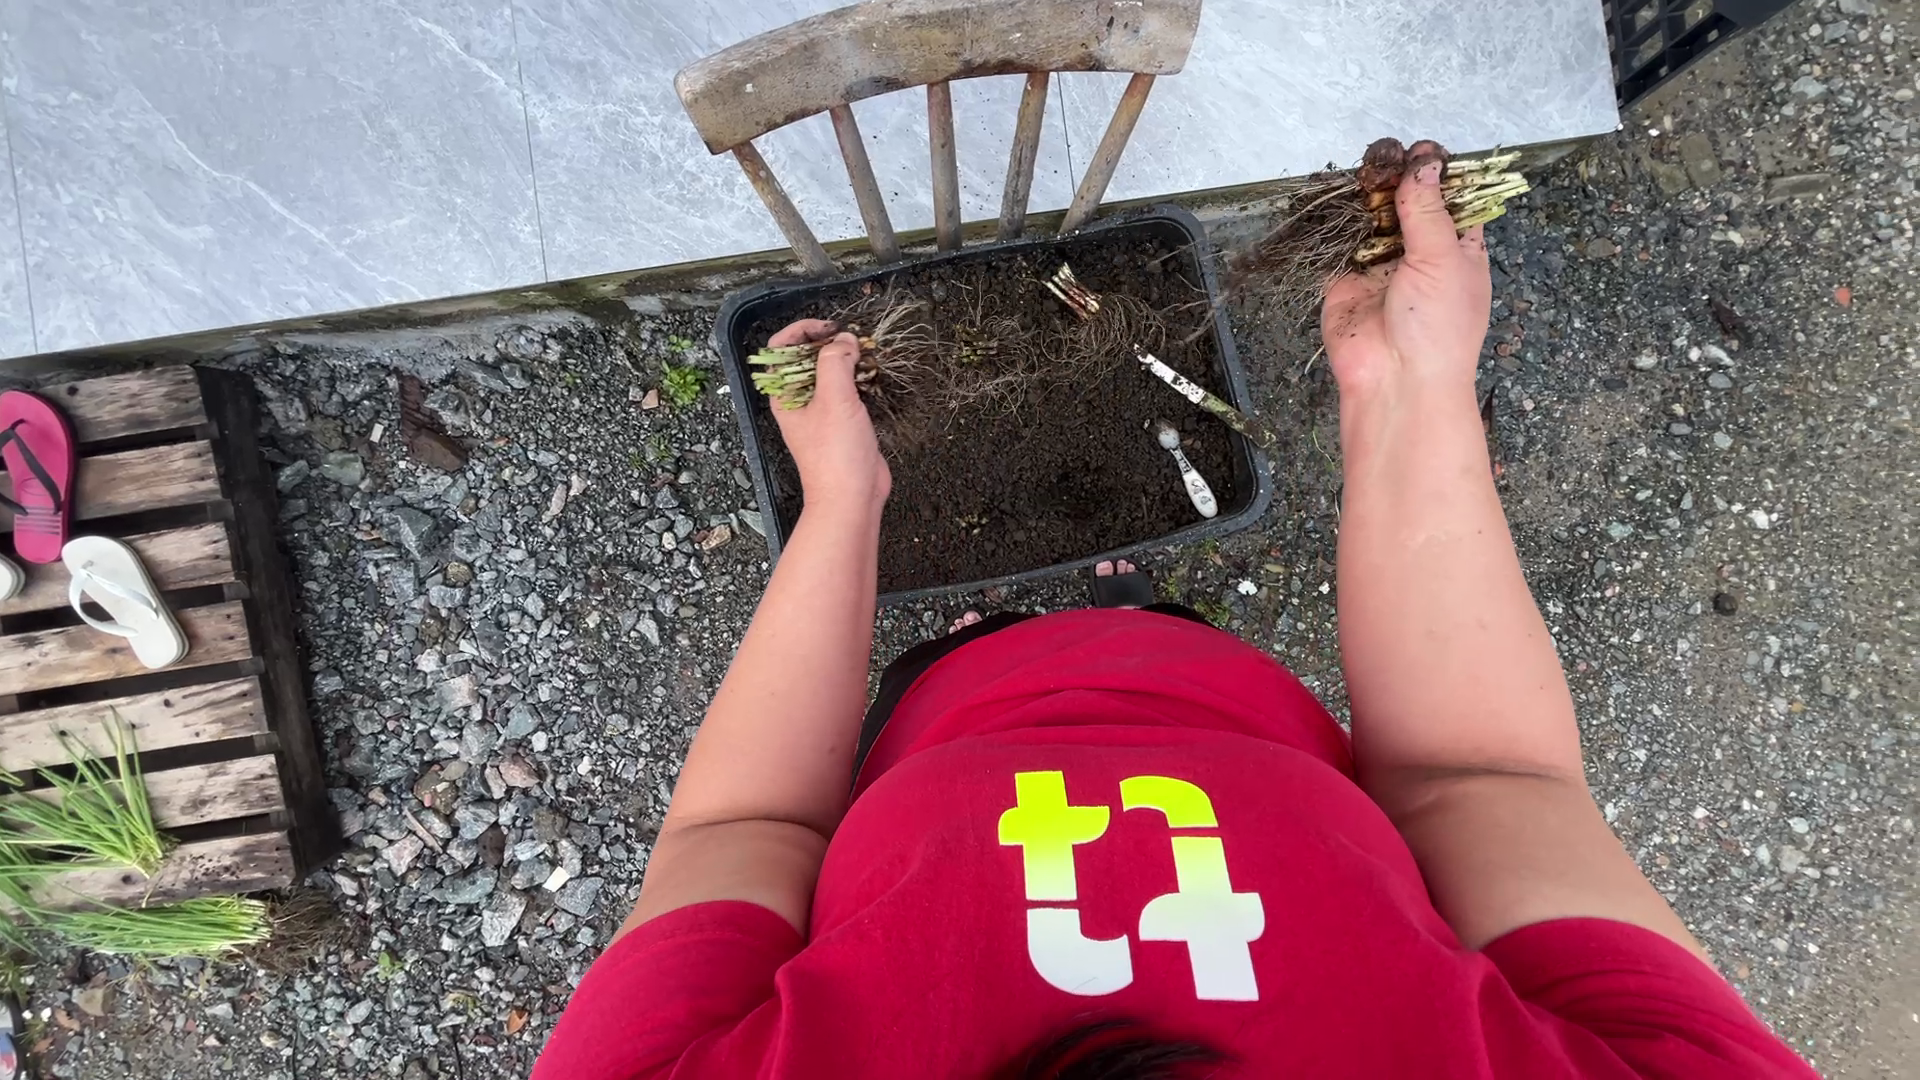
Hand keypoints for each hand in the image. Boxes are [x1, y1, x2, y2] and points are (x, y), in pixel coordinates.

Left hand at [767, 320, 889, 513]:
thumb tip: (844, 340)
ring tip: (865, 357)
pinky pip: (847, 393)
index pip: (781, 349)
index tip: (830, 329)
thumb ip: (835, 362)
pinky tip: (873, 378)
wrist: (852, 498)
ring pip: (830, 375)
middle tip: (852, 342)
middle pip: (807, 359)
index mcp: (785, 395)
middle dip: (829, 344)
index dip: (803, 331)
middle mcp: (799, 402)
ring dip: (847, 361)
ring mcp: (821, 413)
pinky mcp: (843, 424)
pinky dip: (859, 381)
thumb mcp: (834, 399)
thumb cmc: (835, 455)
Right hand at [1321, 141, 1491, 398]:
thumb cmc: (1438, 325)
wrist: (1395, 380)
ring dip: (1364, 202)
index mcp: (1457, 249)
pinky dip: (1333, 231)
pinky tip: (1330, 204)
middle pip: (1407, 208)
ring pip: (1370, 226)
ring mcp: (1378, 271)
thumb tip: (1422, 163)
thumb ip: (1427, 210)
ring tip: (1359, 172)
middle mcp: (1418, 257)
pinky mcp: (1343, 286)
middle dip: (1396, 183)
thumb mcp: (1443, 258)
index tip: (1422, 151)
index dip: (1438, 174)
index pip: (1451, 200)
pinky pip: (1337, 252)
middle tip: (1381, 155)